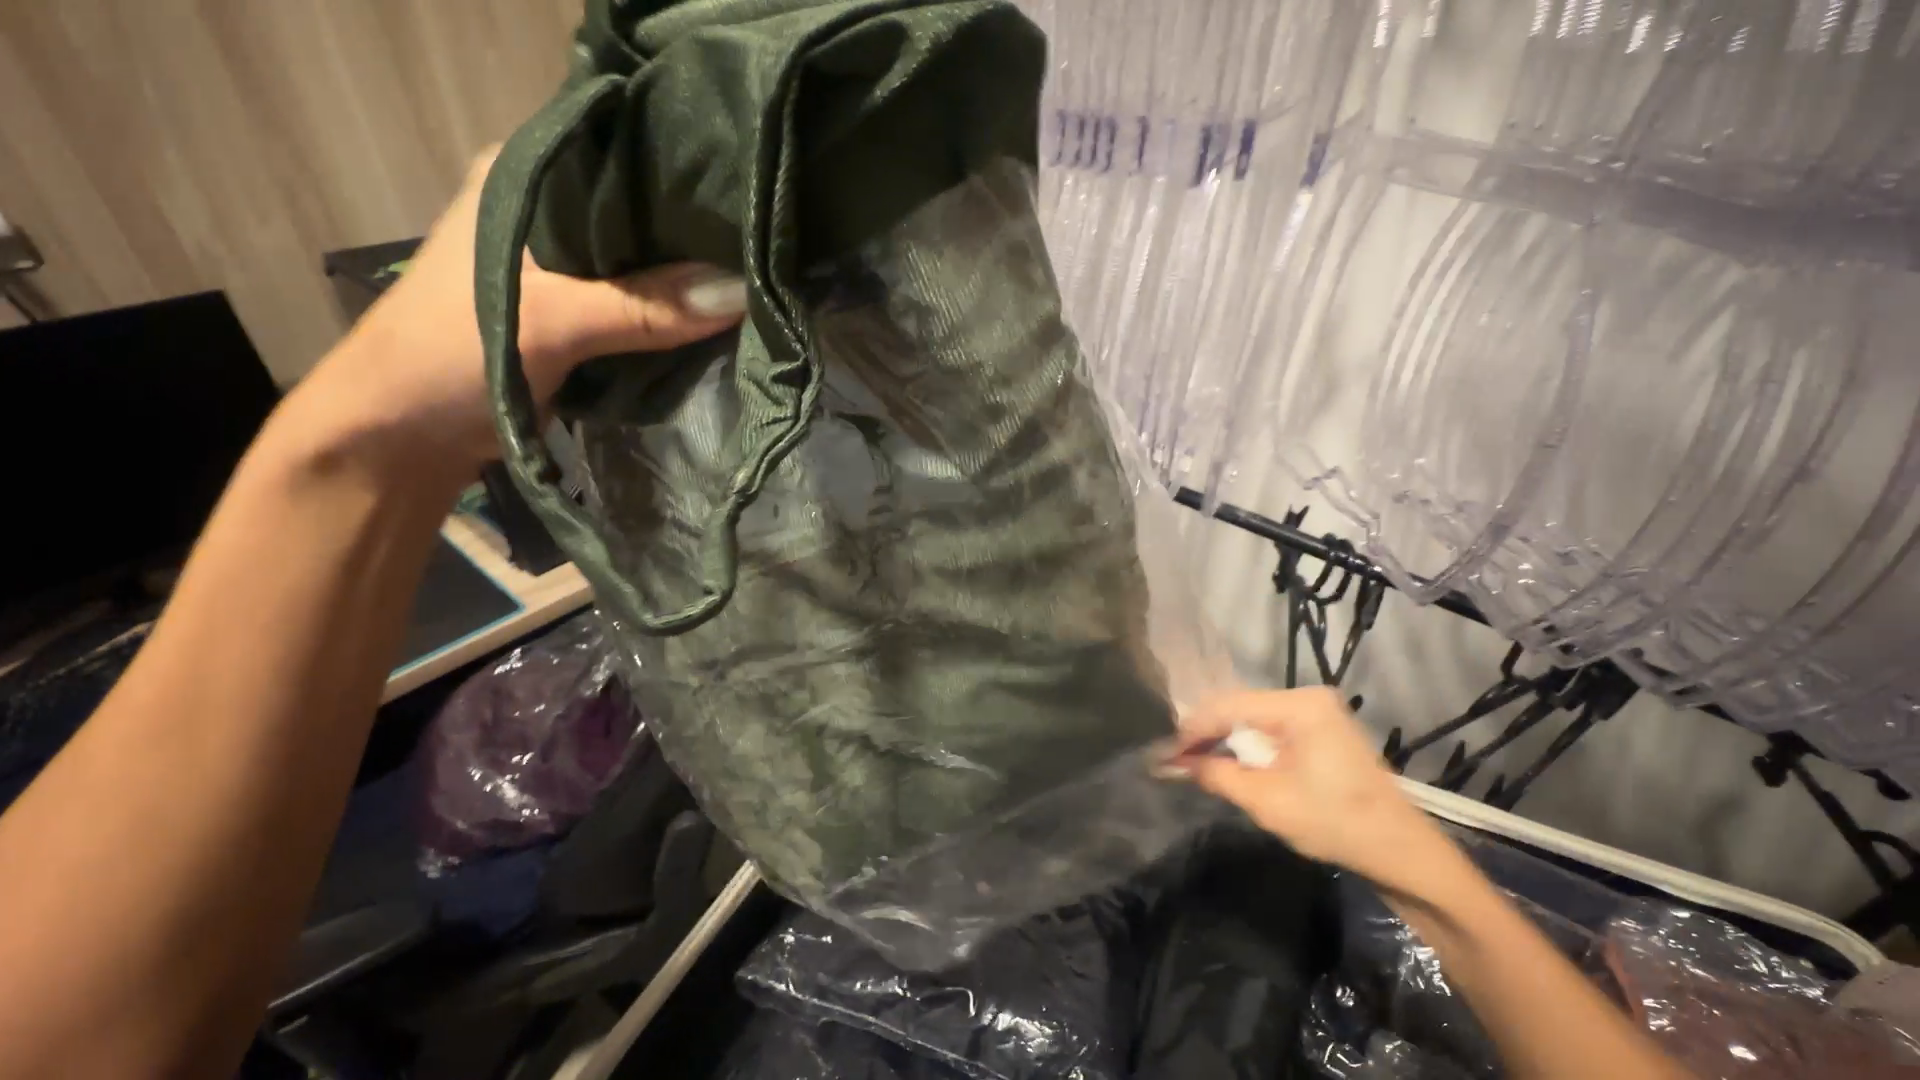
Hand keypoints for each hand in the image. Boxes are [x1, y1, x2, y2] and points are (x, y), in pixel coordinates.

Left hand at [307, 148, 747, 471]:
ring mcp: (563, 263)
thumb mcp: (551, 323)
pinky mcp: (578, 311)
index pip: (627, 154)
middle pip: (644, 213)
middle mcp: (547, 206)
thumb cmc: (448, 356)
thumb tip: (744, 292)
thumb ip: (644, 307)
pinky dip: (676, 313)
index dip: (689, 174)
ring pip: (647, 261)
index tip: (751, 196)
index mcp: (525, 174)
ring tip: (760, 278)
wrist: (399, 438)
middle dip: (699, 235)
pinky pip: (642, 302)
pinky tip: (723, 316)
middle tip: (768, 246)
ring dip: (692, 278)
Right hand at [1171, 687, 1433, 879]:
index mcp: (1298, 705)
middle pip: (1238, 707)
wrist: (1401, 852)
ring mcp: (1318, 714)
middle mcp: (1307, 698)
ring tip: (1192, 763)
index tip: (1162, 755)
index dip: (1190, 730)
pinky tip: (1227, 764)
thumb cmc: (1333, 822)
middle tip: (1173, 761)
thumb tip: (1174, 764)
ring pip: (1252, 719)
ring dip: (1223, 741)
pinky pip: (1271, 731)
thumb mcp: (1266, 801)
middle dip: (1204, 734)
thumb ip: (1216, 775)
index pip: (1227, 705)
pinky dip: (1247, 747)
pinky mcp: (1322, 733)